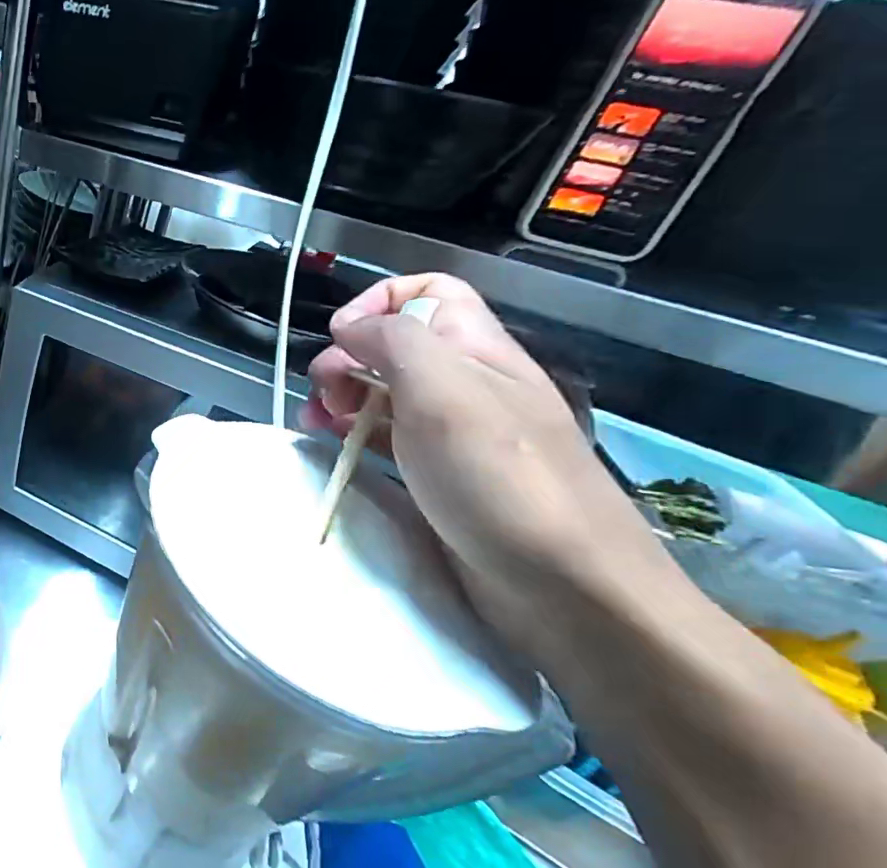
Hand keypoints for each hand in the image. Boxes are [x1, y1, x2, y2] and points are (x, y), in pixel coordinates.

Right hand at [304, 274, 667, 632]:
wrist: (568, 592)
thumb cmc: (501, 481)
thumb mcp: (446, 393)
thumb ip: (394, 342)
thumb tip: (349, 326)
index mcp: (478, 352)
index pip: (430, 292)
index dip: (379, 301)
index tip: (343, 338)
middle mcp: (467, 384)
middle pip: (394, 343)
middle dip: (346, 358)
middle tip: (325, 396)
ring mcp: (454, 433)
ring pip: (383, 391)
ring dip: (341, 397)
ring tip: (318, 424)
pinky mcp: (439, 476)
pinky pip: (385, 437)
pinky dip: (352, 435)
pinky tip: (336, 449)